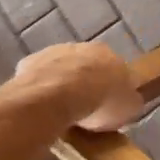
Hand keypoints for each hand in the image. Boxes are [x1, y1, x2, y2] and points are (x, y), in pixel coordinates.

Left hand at [10, 43, 141, 131]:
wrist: (56, 96)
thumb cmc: (100, 101)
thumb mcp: (129, 108)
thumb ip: (130, 101)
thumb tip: (130, 101)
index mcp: (111, 55)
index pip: (117, 70)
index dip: (113, 89)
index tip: (109, 107)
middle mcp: (84, 47)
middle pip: (88, 67)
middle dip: (87, 84)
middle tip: (85, 110)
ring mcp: (54, 52)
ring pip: (62, 70)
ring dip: (62, 85)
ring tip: (61, 111)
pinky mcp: (30, 63)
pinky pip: (39, 78)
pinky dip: (40, 90)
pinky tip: (41, 107)